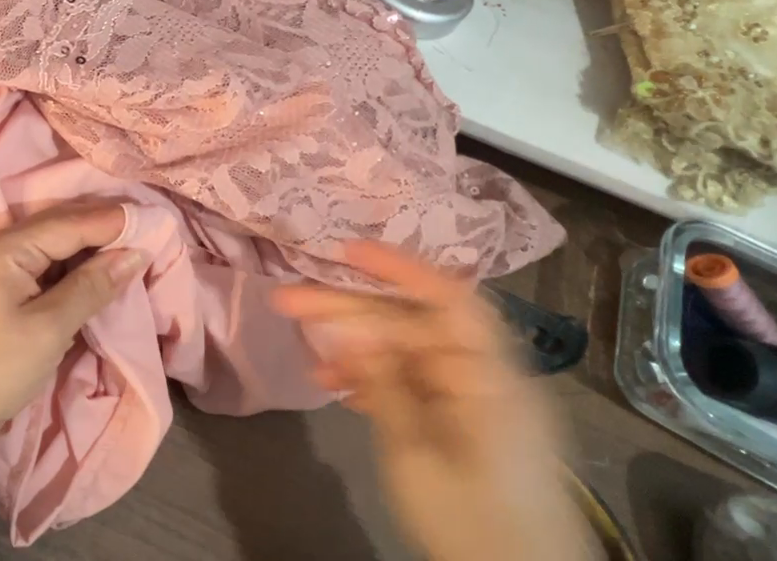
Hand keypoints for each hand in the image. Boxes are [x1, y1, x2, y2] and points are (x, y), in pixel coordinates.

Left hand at [0, 204, 146, 454]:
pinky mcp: (6, 282)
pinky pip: (48, 259)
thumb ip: (92, 286)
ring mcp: (1, 261)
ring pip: (58, 241)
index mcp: (8, 246)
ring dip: (94, 245)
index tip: (158, 222)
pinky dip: (77, 263)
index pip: (70, 223)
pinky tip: (103, 268)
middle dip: (106, 227)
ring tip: (137, 245)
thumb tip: (135, 252)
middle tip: (153, 230)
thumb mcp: (50, 329)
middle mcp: (2, 243)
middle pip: (63, 224)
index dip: (114, 222)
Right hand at [273, 243, 597, 560]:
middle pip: (413, 323)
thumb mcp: (416, 456)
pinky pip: (418, 383)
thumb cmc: (472, 525)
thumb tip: (351, 330)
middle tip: (287, 300)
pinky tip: (338, 388)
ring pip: (410, 352)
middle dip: (350, 309)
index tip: (344, 251)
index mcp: (489, 380)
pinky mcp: (469, 425)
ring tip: (308, 355)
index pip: (448, 299)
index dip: (398, 267)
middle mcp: (488, 379)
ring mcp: (479, 402)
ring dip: (358, 347)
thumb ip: (385, 387)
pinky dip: (378, 379)